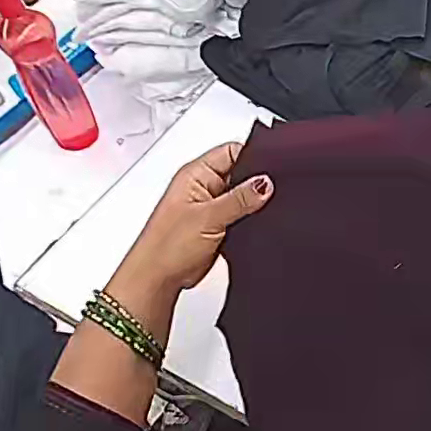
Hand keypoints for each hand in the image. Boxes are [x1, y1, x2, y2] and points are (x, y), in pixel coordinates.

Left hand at [114, 143, 273, 293]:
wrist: (159, 278)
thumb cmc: (166, 247)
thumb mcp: (208, 216)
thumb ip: (240, 198)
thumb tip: (265, 183)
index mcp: (196, 174)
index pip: (232, 151)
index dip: (254, 156)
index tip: (272, 170)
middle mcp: (204, 187)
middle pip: (240, 173)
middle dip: (256, 183)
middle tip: (266, 195)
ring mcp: (212, 207)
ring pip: (243, 197)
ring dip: (252, 205)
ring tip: (253, 215)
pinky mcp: (219, 225)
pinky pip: (242, 216)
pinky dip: (250, 220)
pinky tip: (253, 226)